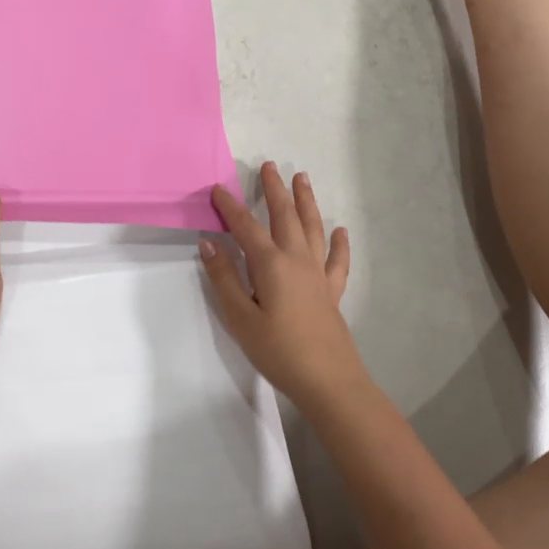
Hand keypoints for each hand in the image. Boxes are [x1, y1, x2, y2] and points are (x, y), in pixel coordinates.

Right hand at [201, 162, 357, 398]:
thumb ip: (224, 278)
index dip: (230, 206)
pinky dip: (339, 243)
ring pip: (312, 228)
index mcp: (271, 264)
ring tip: (302, 178)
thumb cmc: (278, 351)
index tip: (217, 189)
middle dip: (275, 190)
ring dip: (306, 202)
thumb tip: (209, 242)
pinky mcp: (332, 291)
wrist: (329, 382)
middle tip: (269, 166)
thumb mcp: (240, 317)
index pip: (245, 226)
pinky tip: (340, 230)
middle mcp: (296, 260)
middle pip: (284, 216)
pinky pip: (336, 260)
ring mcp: (318, 274)